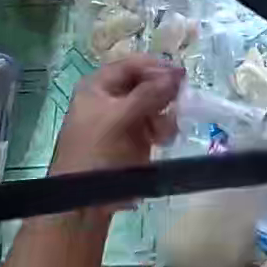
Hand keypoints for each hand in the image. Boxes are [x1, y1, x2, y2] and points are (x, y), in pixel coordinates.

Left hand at [50, 56, 183, 176]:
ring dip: (165, 113)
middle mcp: (111, 98)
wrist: (86, 201)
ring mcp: (124, 119)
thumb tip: (176, 74)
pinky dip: (164, 128)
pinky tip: (165, 139)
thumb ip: (149, 94)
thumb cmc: (94, 152)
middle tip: (180, 101)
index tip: (181, 75)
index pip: (132, 65)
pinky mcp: (136, 138)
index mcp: (98, 86)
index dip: (156, 67)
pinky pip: (157, 124)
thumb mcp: (119, 118)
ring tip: (166, 128)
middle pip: (146, 83)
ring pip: (155, 104)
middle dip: (163, 92)